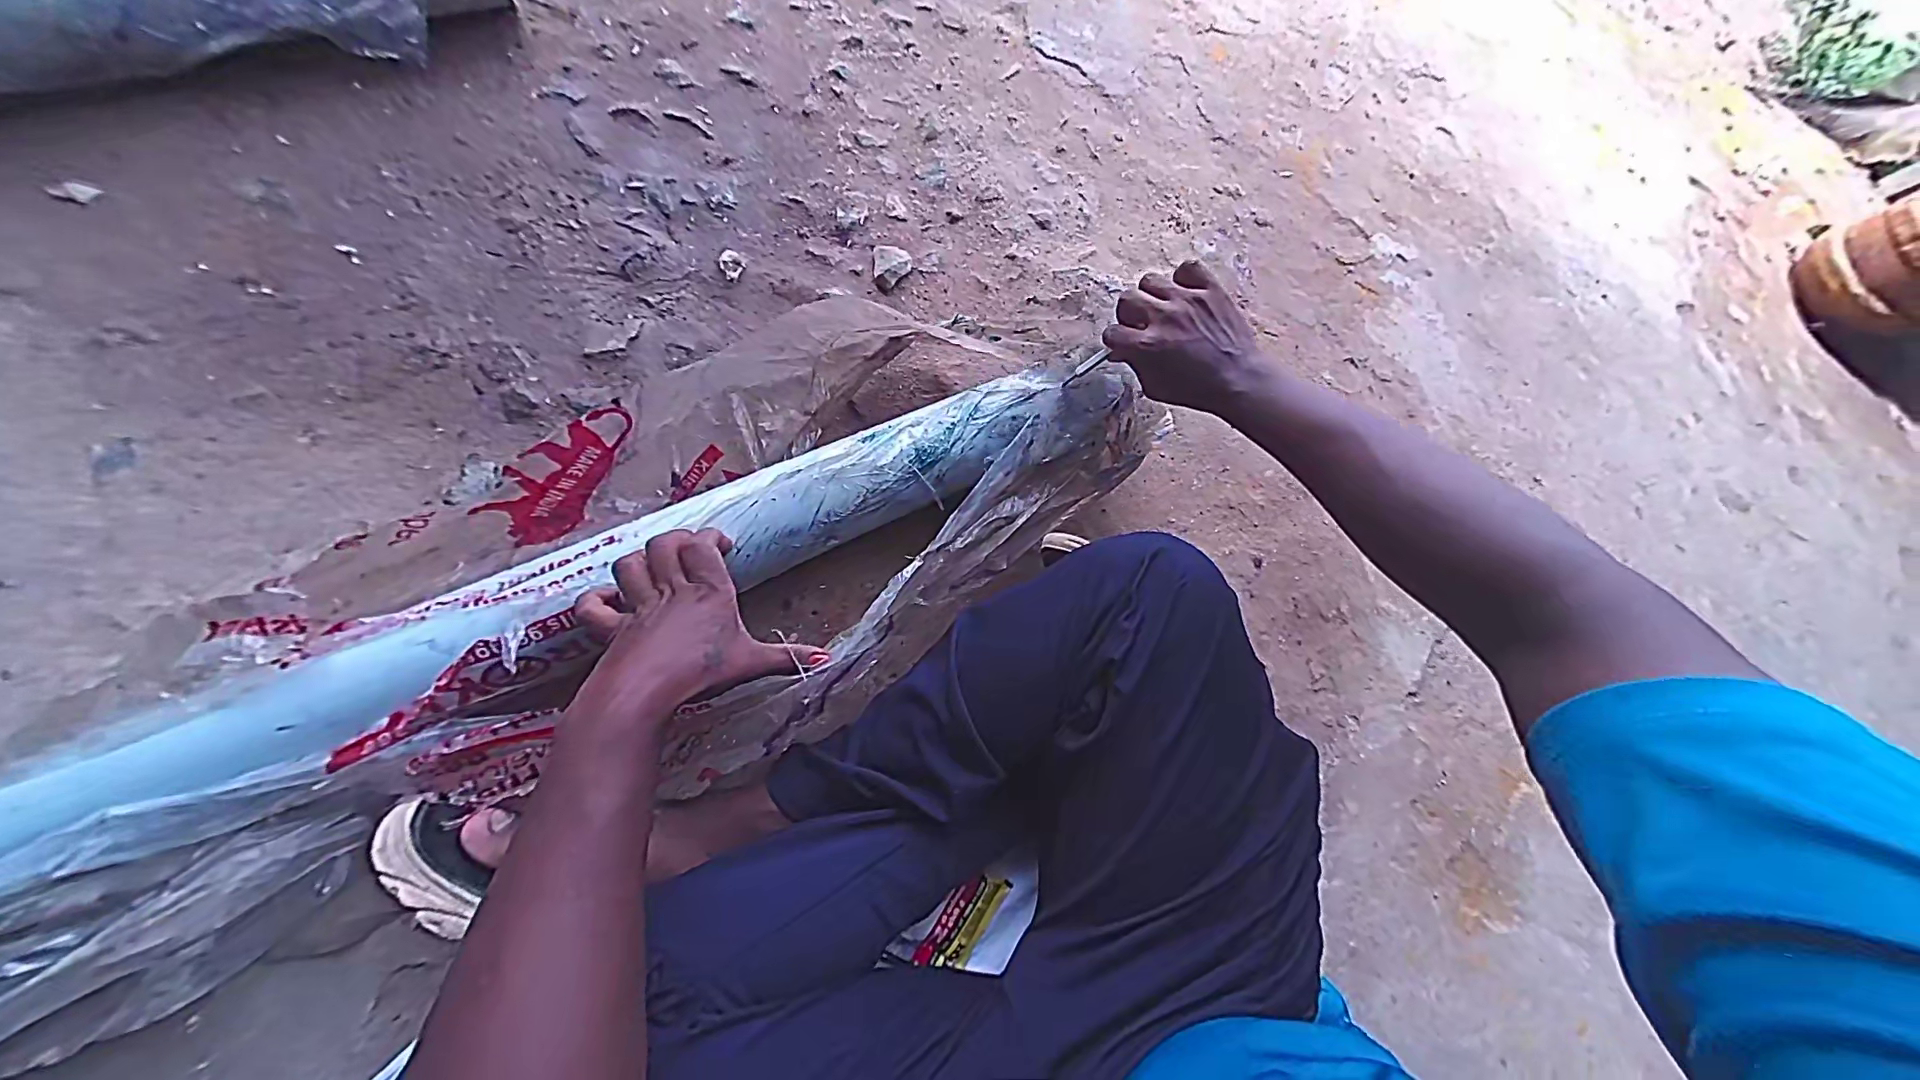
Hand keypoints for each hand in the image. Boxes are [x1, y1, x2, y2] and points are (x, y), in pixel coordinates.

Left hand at [571, 529, 828, 714]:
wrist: (644, 693)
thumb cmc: (701, 673)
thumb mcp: (752, 663)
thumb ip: (788, 658)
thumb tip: (828, 660)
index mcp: (709, 593)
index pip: (703, 546)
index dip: (710, 537)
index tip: (721, 544)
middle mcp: (672, 592)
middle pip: (665, 545)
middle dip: (676, 540)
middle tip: (689, 549)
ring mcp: (639, 608)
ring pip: (630, 565)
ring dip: (639, 561)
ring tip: (653, 567)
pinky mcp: (613, 630)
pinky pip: (594, 607)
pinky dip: (596, 599)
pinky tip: (606, 599)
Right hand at [1100, 261, 1270, 416]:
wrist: (1238, 380)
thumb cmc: (1197, 389)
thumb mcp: (1154, 386)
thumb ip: (1135, 364)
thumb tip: (1122, 350)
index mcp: (1147, 345)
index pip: (1112, 332)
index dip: (1115, 339)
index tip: (1122, 342)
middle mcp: (1164, 318)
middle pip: (1126, 299)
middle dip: (1128, 314)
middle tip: (1139, 323)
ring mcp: (1187, 300)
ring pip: (1150, 280)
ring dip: (1151, 295)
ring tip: (1162, 307)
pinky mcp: (1209, 290)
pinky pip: (1187, 269)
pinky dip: (1182, 278)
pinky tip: (1184, 293)